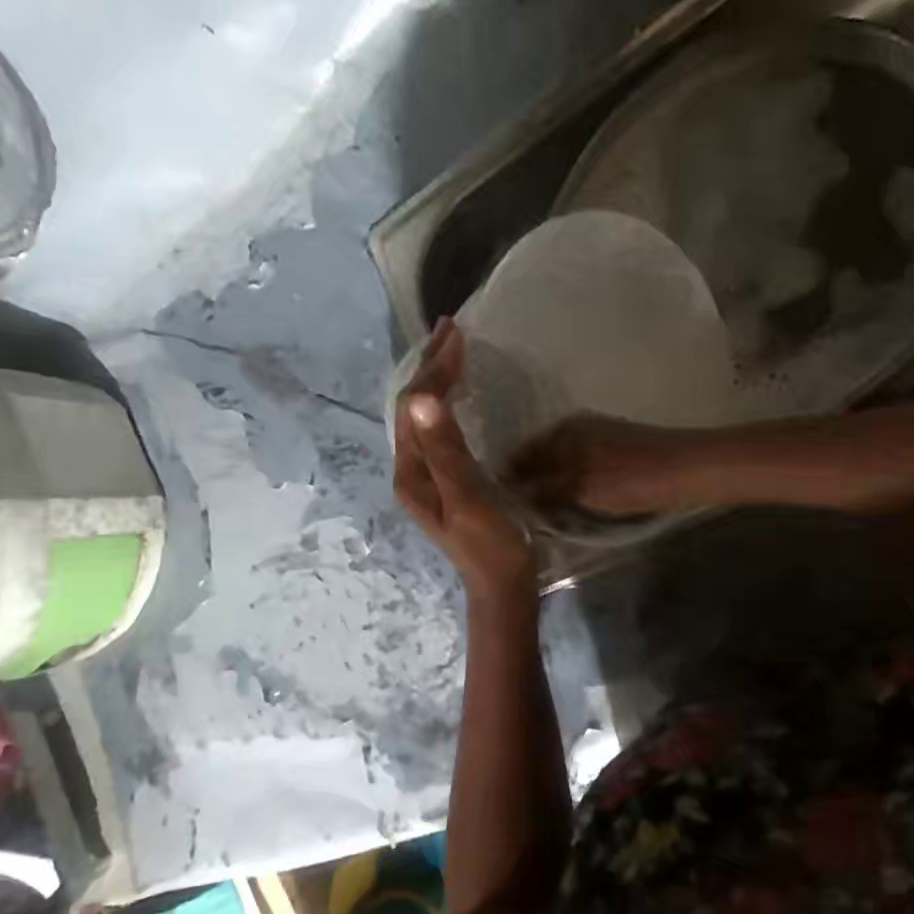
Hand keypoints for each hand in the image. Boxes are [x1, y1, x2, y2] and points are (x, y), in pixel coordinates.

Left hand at [395, 321, 534, 596]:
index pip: (414, 405)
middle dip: (431, 365)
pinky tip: (458, 390)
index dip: (433, 368)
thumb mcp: (468, 497)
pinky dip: (447, 399)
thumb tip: (420, 399)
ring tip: (454, 345)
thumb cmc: (491, 544)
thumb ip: (446, 450)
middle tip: (453, 327)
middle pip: (413, 406)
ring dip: (437, 378)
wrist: (503, 586)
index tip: (457, 333)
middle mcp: (410, 468)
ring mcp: (426, 473)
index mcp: (411, 471)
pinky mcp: (444, 476)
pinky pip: (438, 426)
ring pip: (424, 414)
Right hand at [507, 414, 689, 516]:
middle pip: (540, 459)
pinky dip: (573, 485)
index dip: (508, 480)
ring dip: (553, 487)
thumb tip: (511, 496)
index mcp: (560, 432)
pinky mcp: (616, 449)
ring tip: (548, 515)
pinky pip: (581, 468)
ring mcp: (597, 436)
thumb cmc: (627, 480)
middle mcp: (574, 428)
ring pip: (562, 464)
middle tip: (523, 516)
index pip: (520, 455)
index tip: (500, 507)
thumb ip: (542, 491)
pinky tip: (576, 504)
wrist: (687, 470)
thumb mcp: (578, 489)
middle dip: (530, 484)